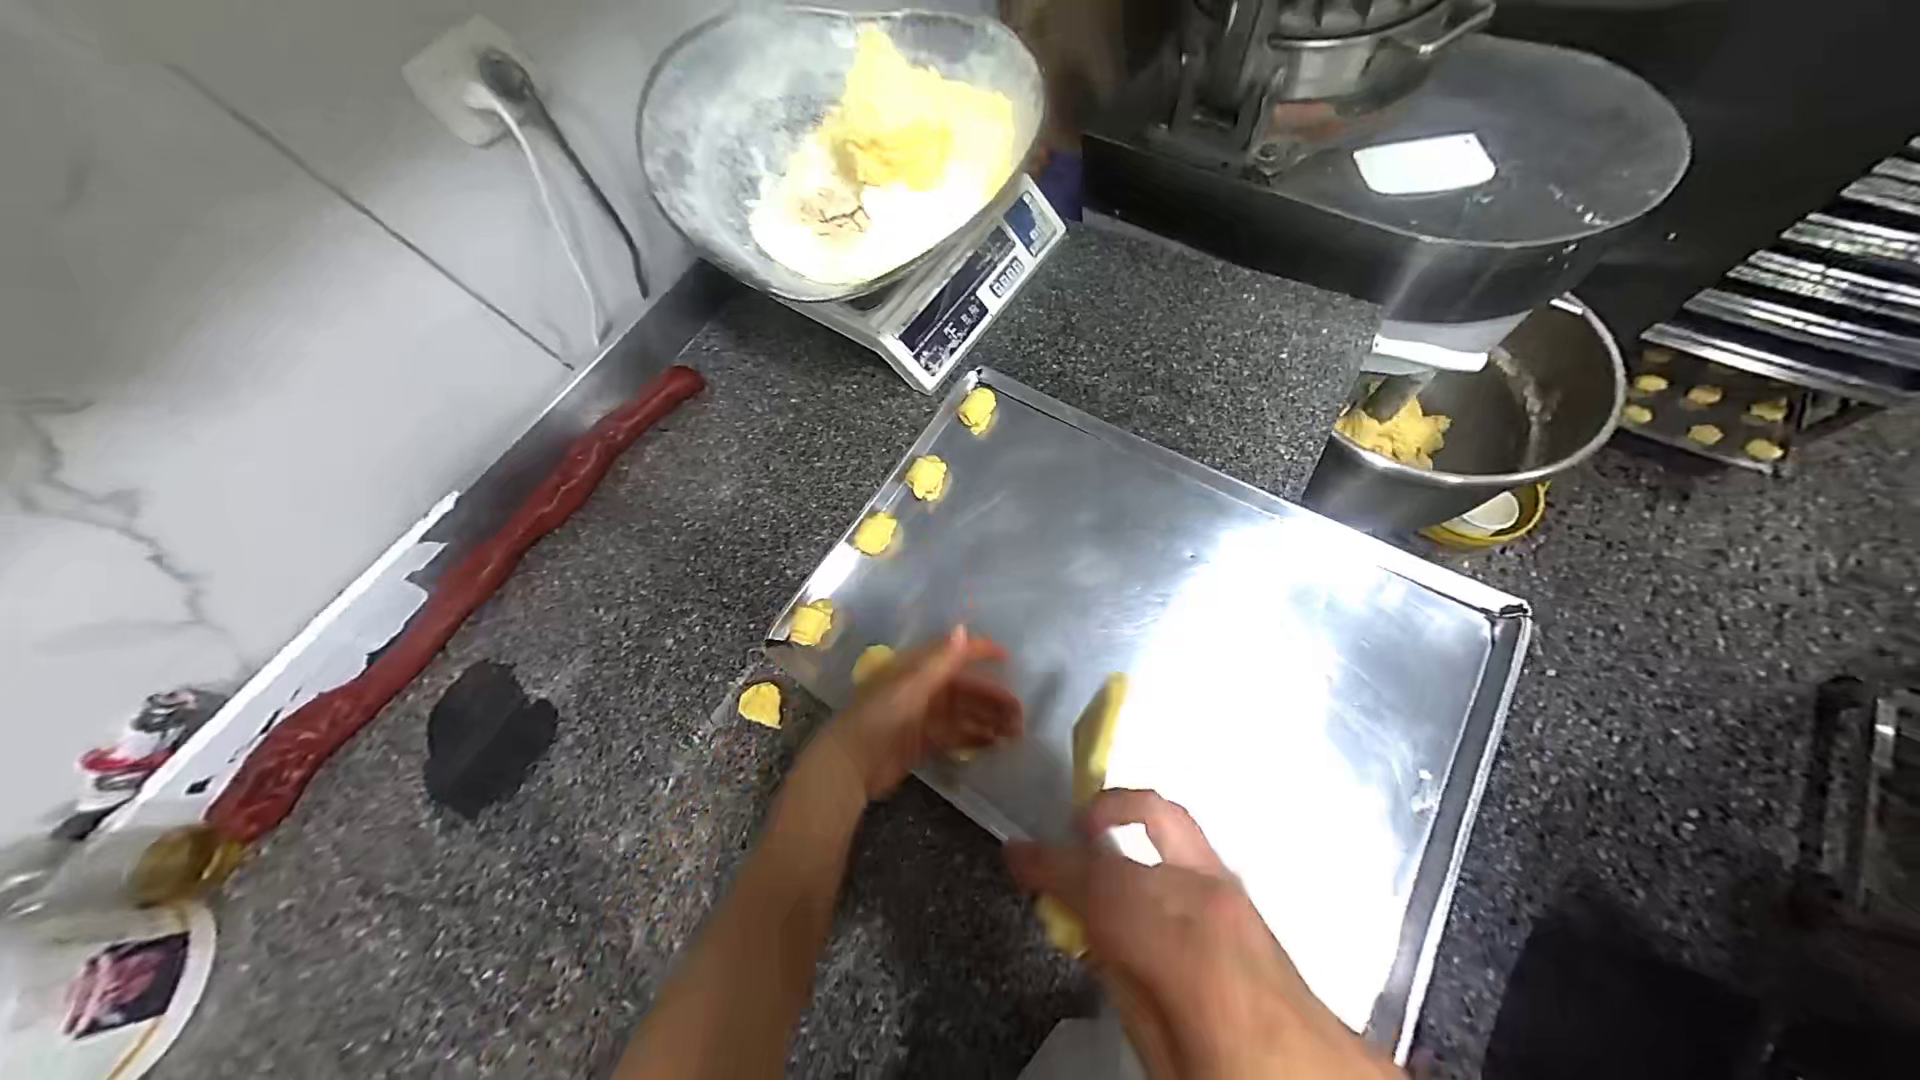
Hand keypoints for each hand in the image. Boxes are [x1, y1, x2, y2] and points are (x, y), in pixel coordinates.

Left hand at [815, 626, 1022, 800]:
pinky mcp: (922, 743)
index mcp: (916, 670)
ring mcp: (923, 717)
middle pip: (964, 689)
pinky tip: (994, 744)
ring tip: (1014, 732)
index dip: (979, 652)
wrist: (849, 765)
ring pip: (964, 714)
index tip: (1007, 658)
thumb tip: (963, 629)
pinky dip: (974, 738)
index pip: (952, 654)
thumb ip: (939, 662)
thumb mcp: (910, 687)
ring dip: (988, 720)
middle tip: (1019, 714)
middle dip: (992, 698)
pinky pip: (955, 736)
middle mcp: (922, 690)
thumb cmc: (877, 719)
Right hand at [1008, 790, 1402, 1079]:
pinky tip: (1131, 870)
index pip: (1099, 879)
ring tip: (1087, 844)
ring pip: (1166, 817)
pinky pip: (1184, 843)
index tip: (1014, 853)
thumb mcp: (1163, 1057)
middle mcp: (1210, 896)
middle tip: (1049, 851)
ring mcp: (1234, 889)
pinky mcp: (1246, 895)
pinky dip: (1145, 836)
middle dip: (1085, 824)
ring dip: (1119, 816)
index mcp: (1184, 942)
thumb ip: (1122, 982)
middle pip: (1136, 827)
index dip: (1050, 862)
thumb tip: (1088, 926)